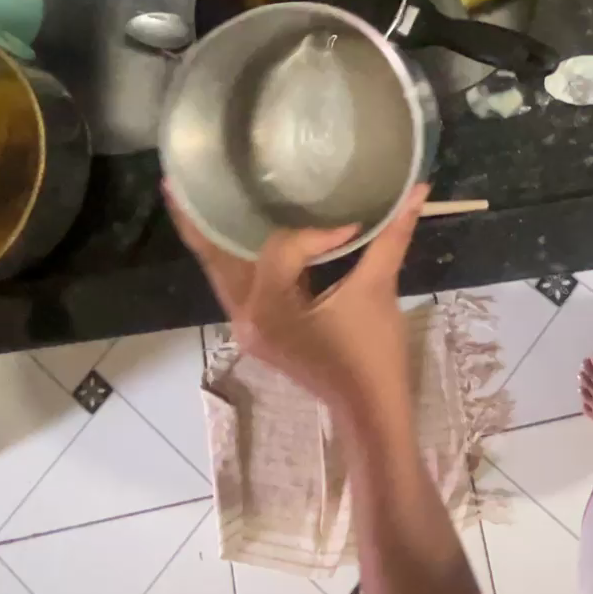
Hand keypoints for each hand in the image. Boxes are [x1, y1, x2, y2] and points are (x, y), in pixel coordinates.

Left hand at [167, 183, 430, 420]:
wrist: (371, 412)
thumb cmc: (372, 355)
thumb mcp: (378, 291)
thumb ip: (391, 237)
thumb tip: (416, 189)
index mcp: (268, 308)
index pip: (283, 246)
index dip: (319, 231)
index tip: (355, 227)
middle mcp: (246, 317)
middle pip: (215, 259)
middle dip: (197, 221)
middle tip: (175, 181)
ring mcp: (251, 326)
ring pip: (225, 272)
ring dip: (214, 239)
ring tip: (196, 198)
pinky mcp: (262, 330)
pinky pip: (241, 284)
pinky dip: (238, 257)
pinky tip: (241, 234)